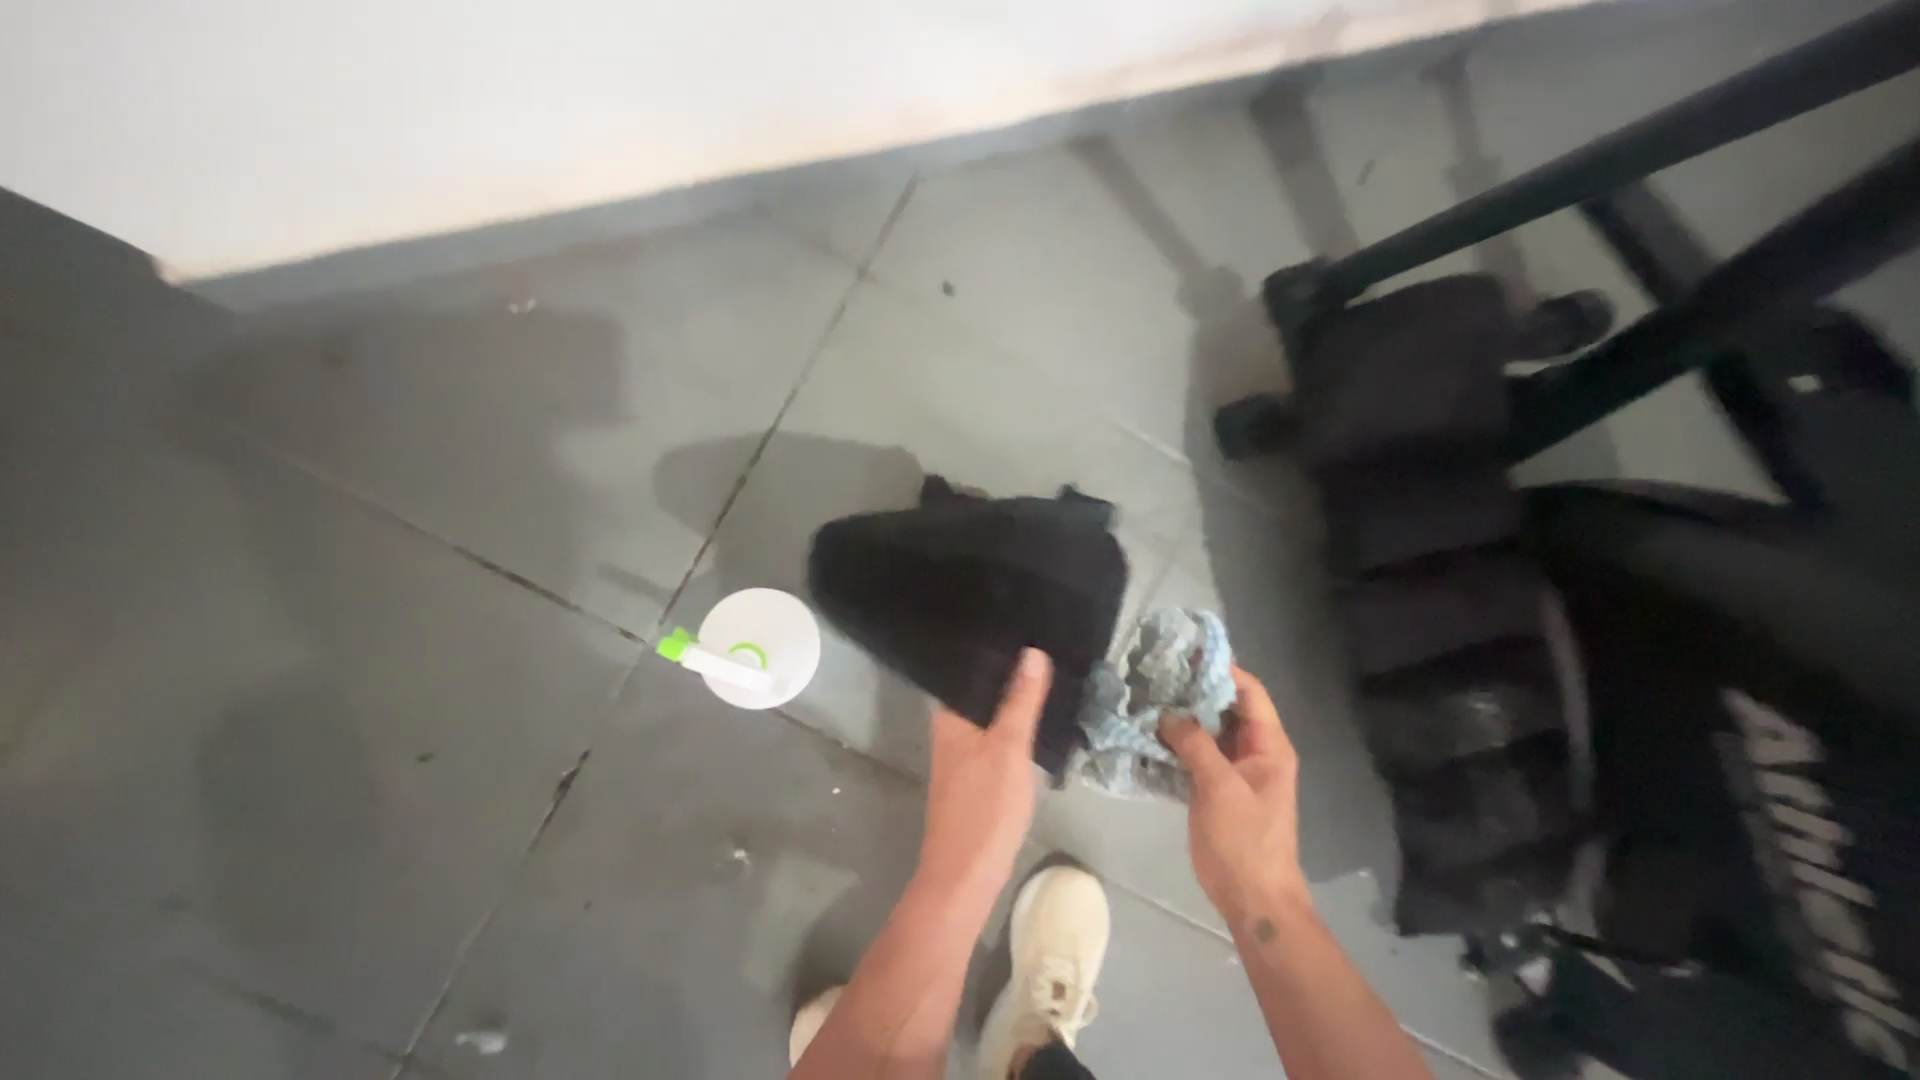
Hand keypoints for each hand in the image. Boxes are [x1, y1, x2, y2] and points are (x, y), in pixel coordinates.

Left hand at [915, 648, 1050, 900]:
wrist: (966, 875)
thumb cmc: (985, 807)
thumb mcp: (1009, 748)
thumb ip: (1020, 700)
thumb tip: (1032, 652)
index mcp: (950, 715)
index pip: (972, 668)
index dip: (998, 648)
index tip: (1027, 625)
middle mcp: (951, 729)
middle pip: (983, 691)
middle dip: (1012, 673)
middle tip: (1049, 645)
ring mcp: (963, 753)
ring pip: (992, 716)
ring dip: (1015, 701)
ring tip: (1050, 674)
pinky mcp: (976, 774)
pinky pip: (997, 737)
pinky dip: (1015, 727)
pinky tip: (1038, 719)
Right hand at [1161, 666, 1311, 921]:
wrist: (1253, 899)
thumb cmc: (1245, 841)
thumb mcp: (1220, 787)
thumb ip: (1196, 744)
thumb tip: (1168, 714)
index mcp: (1269, 747)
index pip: (1249, 693)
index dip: (1222, 670)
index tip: (1186, 653)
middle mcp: (1253, 752)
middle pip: (1225, 709)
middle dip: (1193, 690)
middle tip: (1155, 673)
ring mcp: (1233, 772)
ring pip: (1207, 732)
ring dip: (1180, 717)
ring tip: (1145, 696)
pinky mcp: (1214, 790)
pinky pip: (1194, 756)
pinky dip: (1174, 744)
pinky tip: (1146, 734)